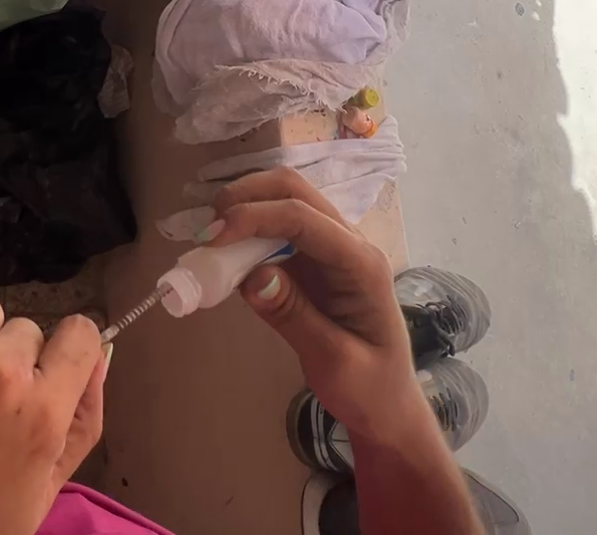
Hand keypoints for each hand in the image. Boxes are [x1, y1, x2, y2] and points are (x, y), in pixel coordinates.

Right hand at [208, 167, 419, 442]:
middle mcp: (348, 242)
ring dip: (243, 205)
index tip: (213, 239)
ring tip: (210, 237)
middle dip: (246, 196)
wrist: (388, 408)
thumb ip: (294, 317)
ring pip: (283, 196)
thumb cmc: (369, 390)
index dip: (254, 218)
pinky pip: (275, 223)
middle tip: (207, 229)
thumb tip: (252, 276)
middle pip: (293, 189)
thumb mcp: (335, 365)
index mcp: (361, 264)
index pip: (303, 218)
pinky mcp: (310, 255)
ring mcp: (329, 245)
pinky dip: (246, 226)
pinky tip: (225, 250)